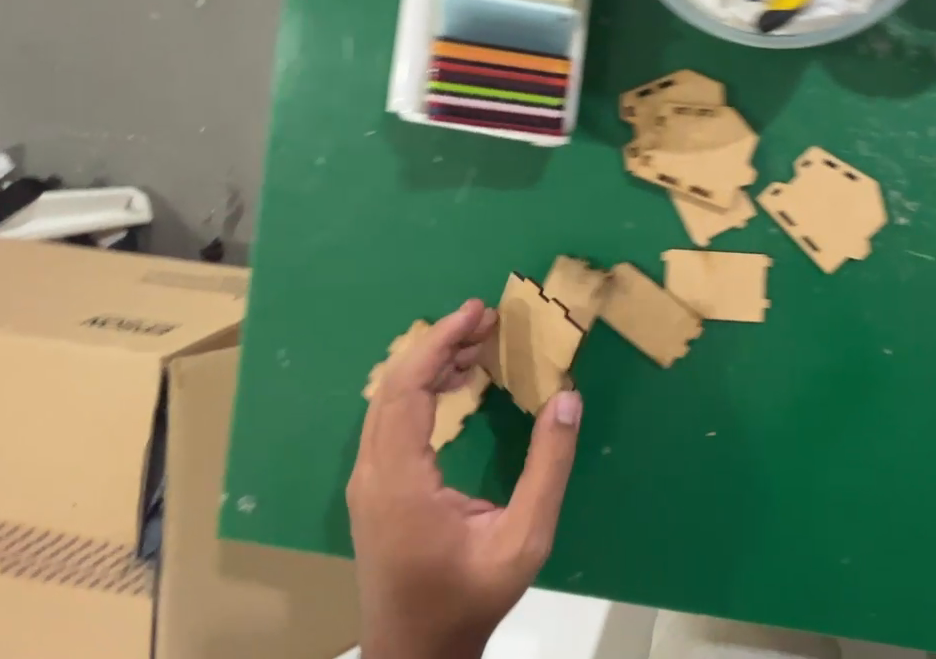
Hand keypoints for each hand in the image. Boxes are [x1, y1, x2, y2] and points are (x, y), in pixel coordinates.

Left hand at [347, 298, 582, 658]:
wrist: (417, 654)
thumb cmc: (470, 598)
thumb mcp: (524, 539)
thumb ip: (548, 467)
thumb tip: (567, 399)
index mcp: (400, 480)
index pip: (408, 388)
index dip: (440, 342)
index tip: (476, 311)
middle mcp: (373, 473)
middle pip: (393, 385)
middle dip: (438, 344)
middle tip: (485, 320)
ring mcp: (368, 482)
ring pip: (387, 401)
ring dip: (430, 365)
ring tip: (478, 345)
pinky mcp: (374, 489)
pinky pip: (390, 420)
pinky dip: (423, 389)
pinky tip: (458, 384)